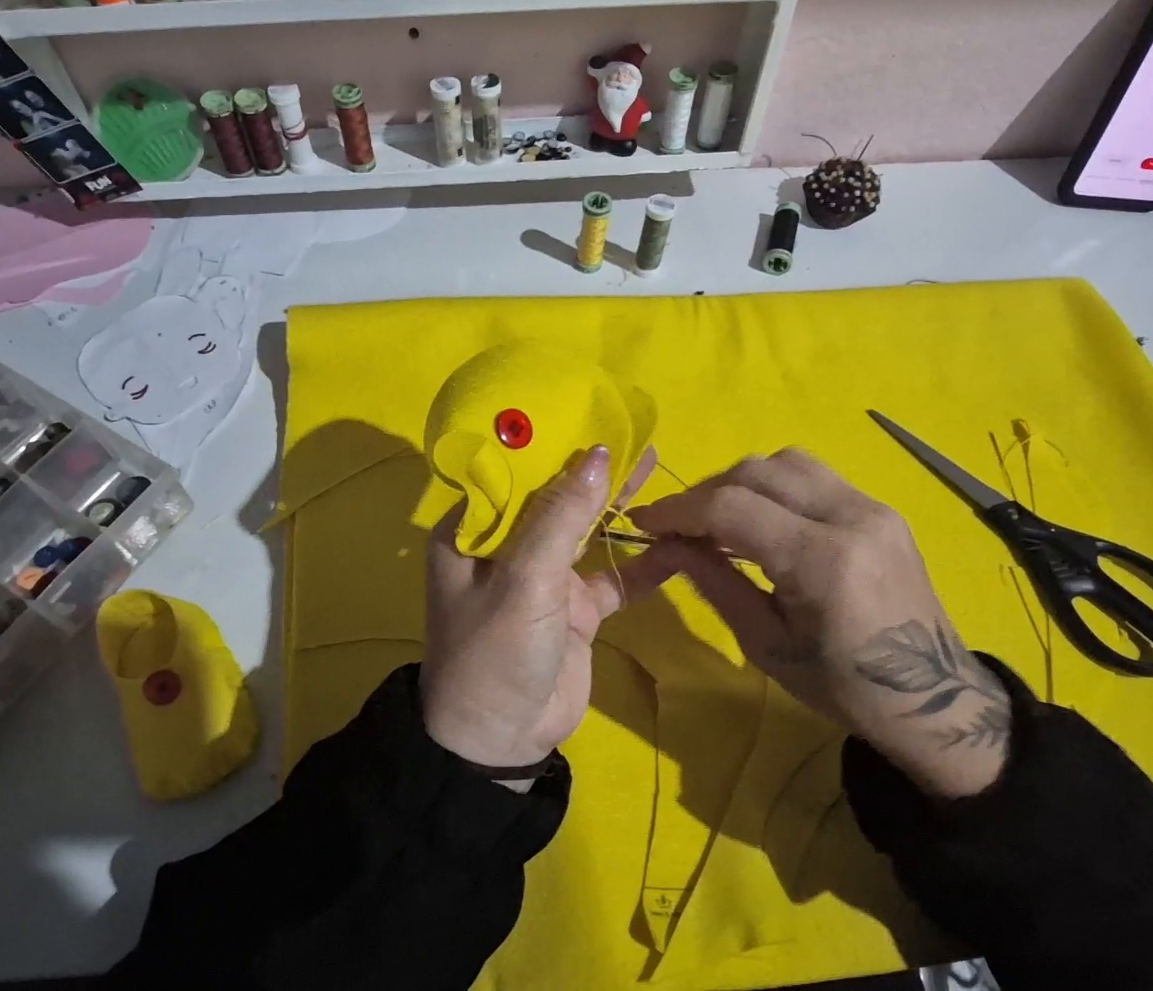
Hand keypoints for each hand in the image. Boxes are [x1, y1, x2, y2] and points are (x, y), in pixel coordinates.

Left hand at [421, 446, 673, 769]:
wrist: (502, 743)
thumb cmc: (494, 653)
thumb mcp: (523, 580)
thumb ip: (561, 517)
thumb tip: (597, 453)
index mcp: (474, 532)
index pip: (514, 472)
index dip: (552, 441)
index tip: (591, 409)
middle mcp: (507, 547)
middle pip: (556, 496)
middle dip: (593, 468)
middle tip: (636, 431)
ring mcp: (544, 578)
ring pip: (587, 530)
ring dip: (619, 505)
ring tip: (658, 464)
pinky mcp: (576, 608)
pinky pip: (614, 575)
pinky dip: (643, 560)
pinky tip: (678, 539)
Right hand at [632, 449, 1010, 797]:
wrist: (935, 698)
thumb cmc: (843, 686)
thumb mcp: (765, 644)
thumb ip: (713, 581)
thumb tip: (664, 543)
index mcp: (823, 562)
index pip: (732, 508)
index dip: (678, 510)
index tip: (643, 522)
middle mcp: (851, 518)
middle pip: (756, 472)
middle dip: (705, 493)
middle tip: (678, 527)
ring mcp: (872, 506)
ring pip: (785, 463)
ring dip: (740, 483)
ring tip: (719, 521)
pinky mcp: (880, 507)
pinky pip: (813, 476)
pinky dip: (774, 487)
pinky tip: (761, 520)